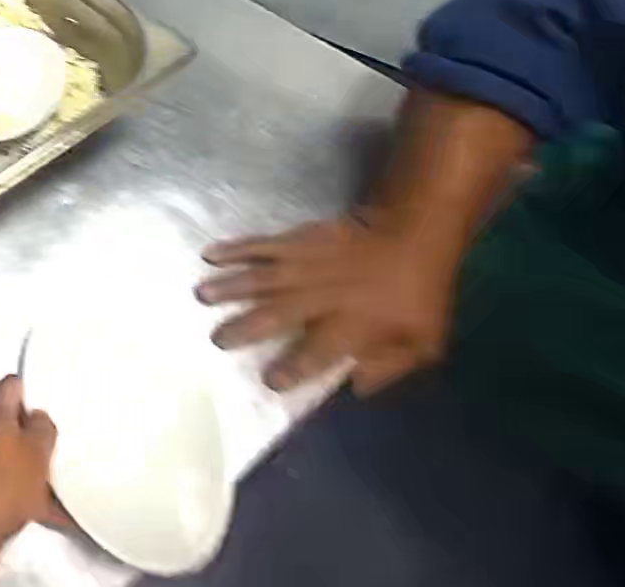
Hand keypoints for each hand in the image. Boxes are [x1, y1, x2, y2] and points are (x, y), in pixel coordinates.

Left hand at [0, 375, 64, 546]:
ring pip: (4, 445)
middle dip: (30, 431)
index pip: (16, 384)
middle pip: (9, 415)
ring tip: (50, 480)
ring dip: (24, 460)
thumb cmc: (3, 481)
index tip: (54, 413)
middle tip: (53, 447)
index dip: (37, 396)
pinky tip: (40, 505)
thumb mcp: (38, 449)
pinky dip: (14, 482)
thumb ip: (44, 425)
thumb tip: (36, 418)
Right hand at [196, 212, 457, 394]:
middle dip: (246, 328)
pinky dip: (235, 249)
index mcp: (351, 326)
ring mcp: (304, 265)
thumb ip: (388, 368)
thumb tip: (353, 388)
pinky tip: (210, 253)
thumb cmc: (416, 296)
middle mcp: (320, 297)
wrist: (407, 236)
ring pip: (261, 277)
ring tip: (201, 295)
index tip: (268, 380)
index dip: (292, 368)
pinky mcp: (295, 240)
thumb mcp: (423, 345)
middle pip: (277, 314)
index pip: (316, 354)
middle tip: (216, 339)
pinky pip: (260, 245)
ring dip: (230, 287)